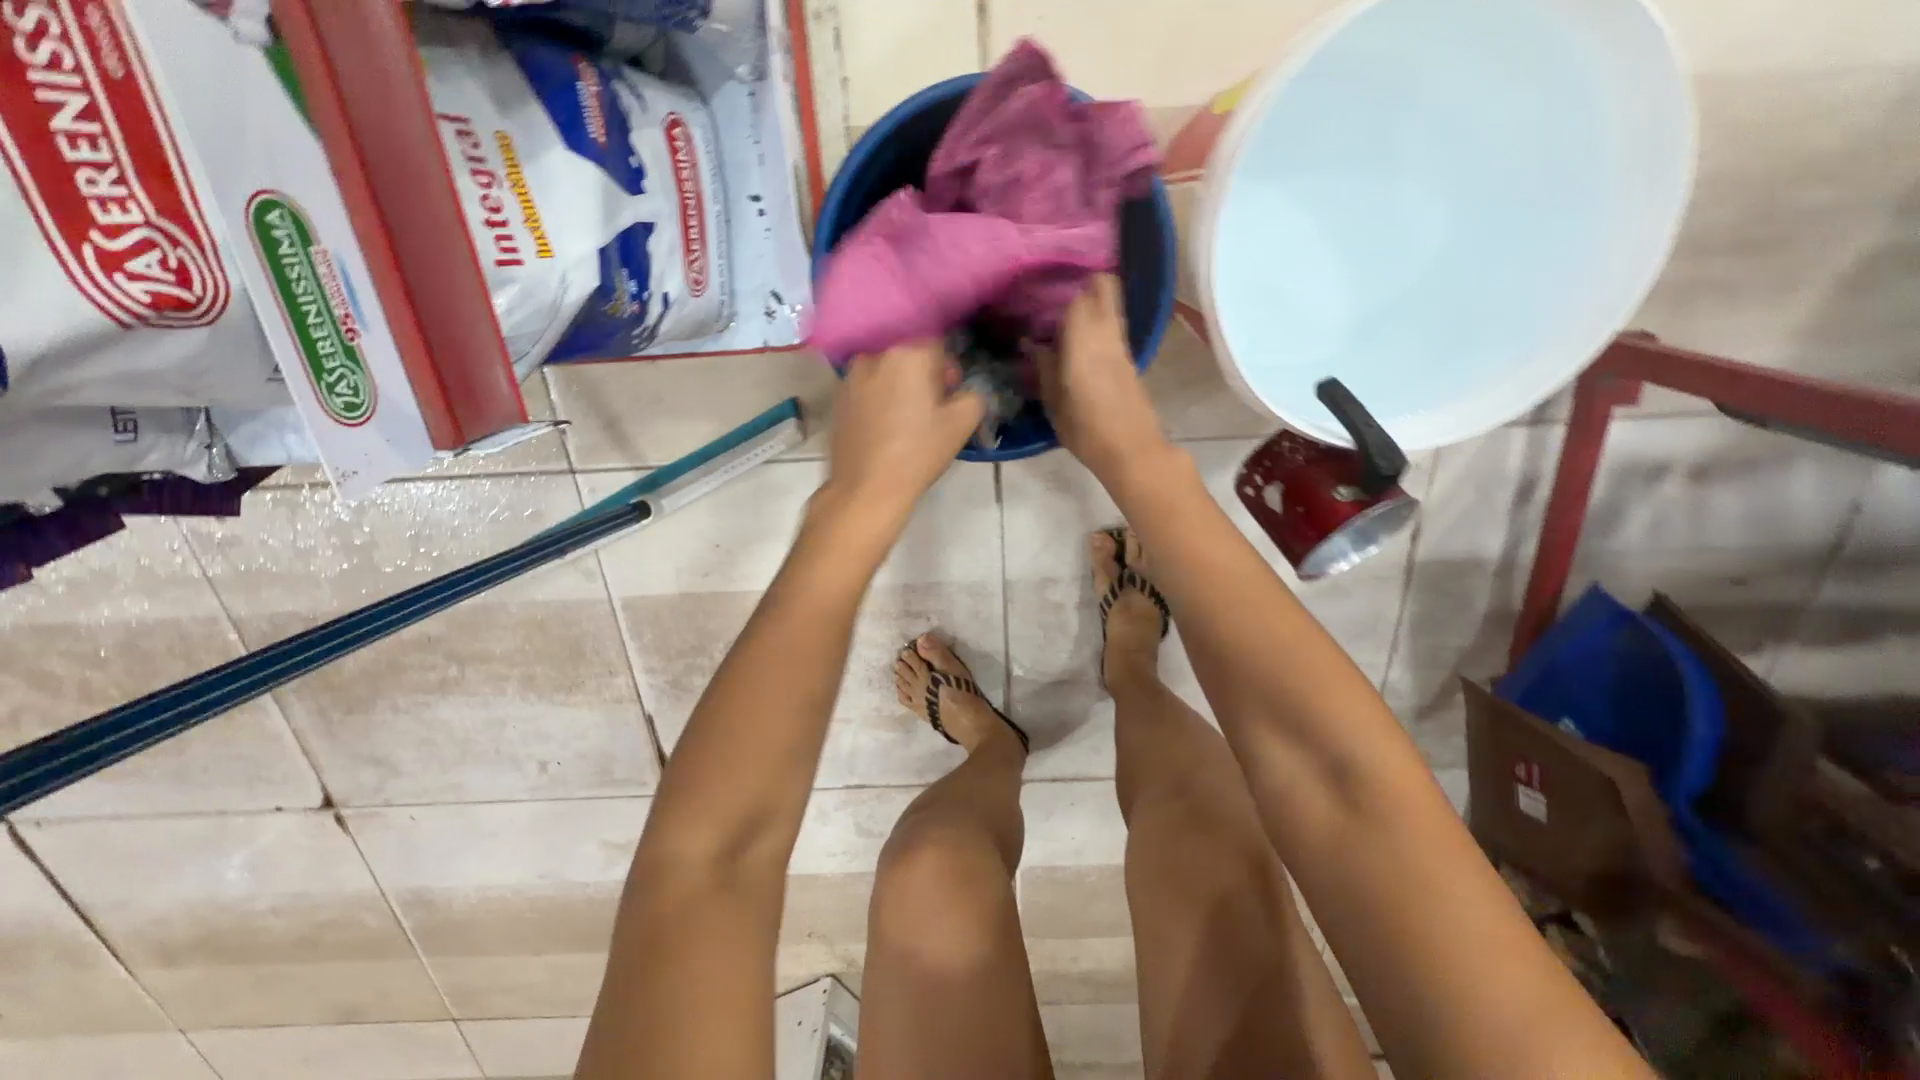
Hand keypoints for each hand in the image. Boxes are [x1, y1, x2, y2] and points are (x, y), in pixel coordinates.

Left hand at [822, 340, 984, 525]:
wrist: (866, 488)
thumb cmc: (918, 453)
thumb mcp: (962, 424)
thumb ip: (973, 395)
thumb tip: (962, 390)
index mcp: (908, 354)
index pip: (938, 345)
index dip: (949, 369)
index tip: (951, 394)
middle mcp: (876, 355)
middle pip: (909, 355)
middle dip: (924, 375)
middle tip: (932, 409)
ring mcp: (851, 376)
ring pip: (886, 371)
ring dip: (899, 386)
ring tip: (906, 420)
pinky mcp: (838, 397)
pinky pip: (868, 387)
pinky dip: (879, 398)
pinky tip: (885, 427)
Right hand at [1037, 275, 1173, 483]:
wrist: (1132, 451)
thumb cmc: (1087, 432)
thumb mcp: (1055, 404)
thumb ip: (1044, 369)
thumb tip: (1033, 345)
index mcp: (1084, 345)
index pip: (1079, 298)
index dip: (1065, 285)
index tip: (1045, 285)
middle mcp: (1107, 337)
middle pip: (1105, 290)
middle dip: (1086, 283)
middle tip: (1060, 290)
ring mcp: (1122, 347)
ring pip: (1111, 307)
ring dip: (1093, 302)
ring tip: (1065, 313)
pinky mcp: (1129, 360)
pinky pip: (1113, 327)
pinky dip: (1098, 323)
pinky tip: (1079, 338)